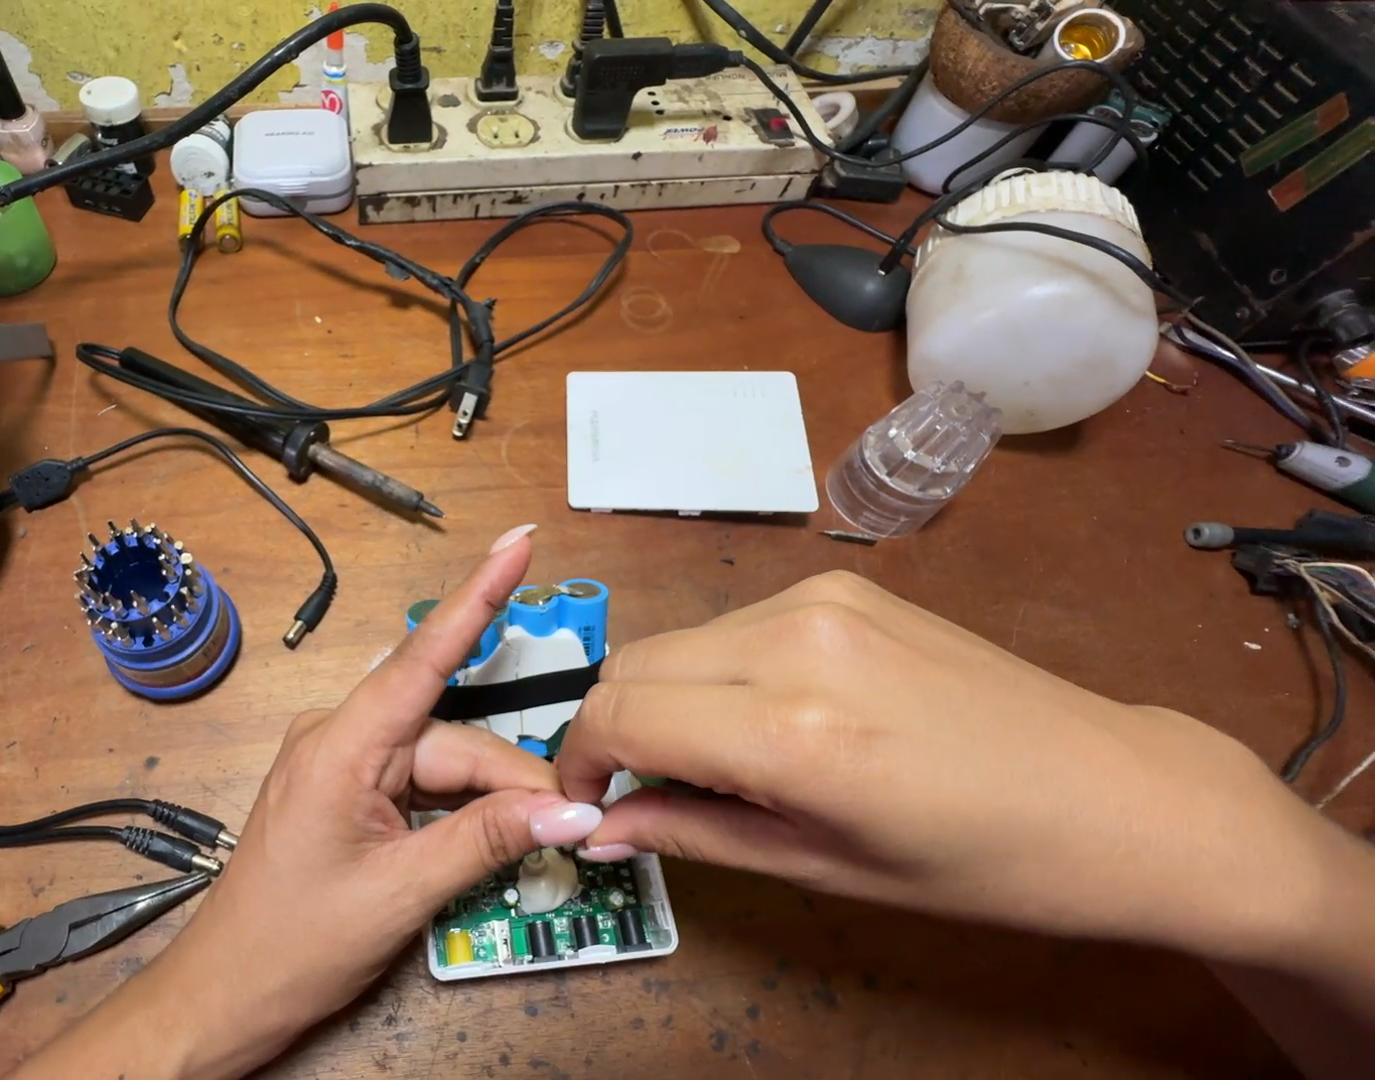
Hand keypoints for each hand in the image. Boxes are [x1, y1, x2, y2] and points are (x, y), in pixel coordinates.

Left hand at [10, 526, 602, 1079]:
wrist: (226, 991)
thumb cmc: (296, 944)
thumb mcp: (401, 894)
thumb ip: (487, 841)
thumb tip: (572, 811)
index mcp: (340, 744)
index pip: (423, 658)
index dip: (477, 596)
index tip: (516, 542)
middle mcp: (342, 734)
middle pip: (452, 737)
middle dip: (513, 778)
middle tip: (573, 819)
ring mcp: (345, 757)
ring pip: (443, 759)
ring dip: (491, 796)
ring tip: (542, 834)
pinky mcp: (352, 783)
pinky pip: (422, 777)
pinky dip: (462, 804)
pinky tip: (495, 830)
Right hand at [557, 570, 1374, 968]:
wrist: (1121, 792)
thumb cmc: (978, 865)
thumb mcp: (820, 869)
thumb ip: (688, 834)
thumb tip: (594, 827)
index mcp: (791, 729)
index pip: (619, 716)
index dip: (578, 758)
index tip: (586, 797)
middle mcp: (789, 640)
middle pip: (629, 665)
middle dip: (611, 726)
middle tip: (644, 782)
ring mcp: (812, 598)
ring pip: (671, 641)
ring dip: (662, 697)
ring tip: (716, 752)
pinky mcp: (833, 581)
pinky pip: (724, 626)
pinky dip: (710, 671)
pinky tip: (764, 710)